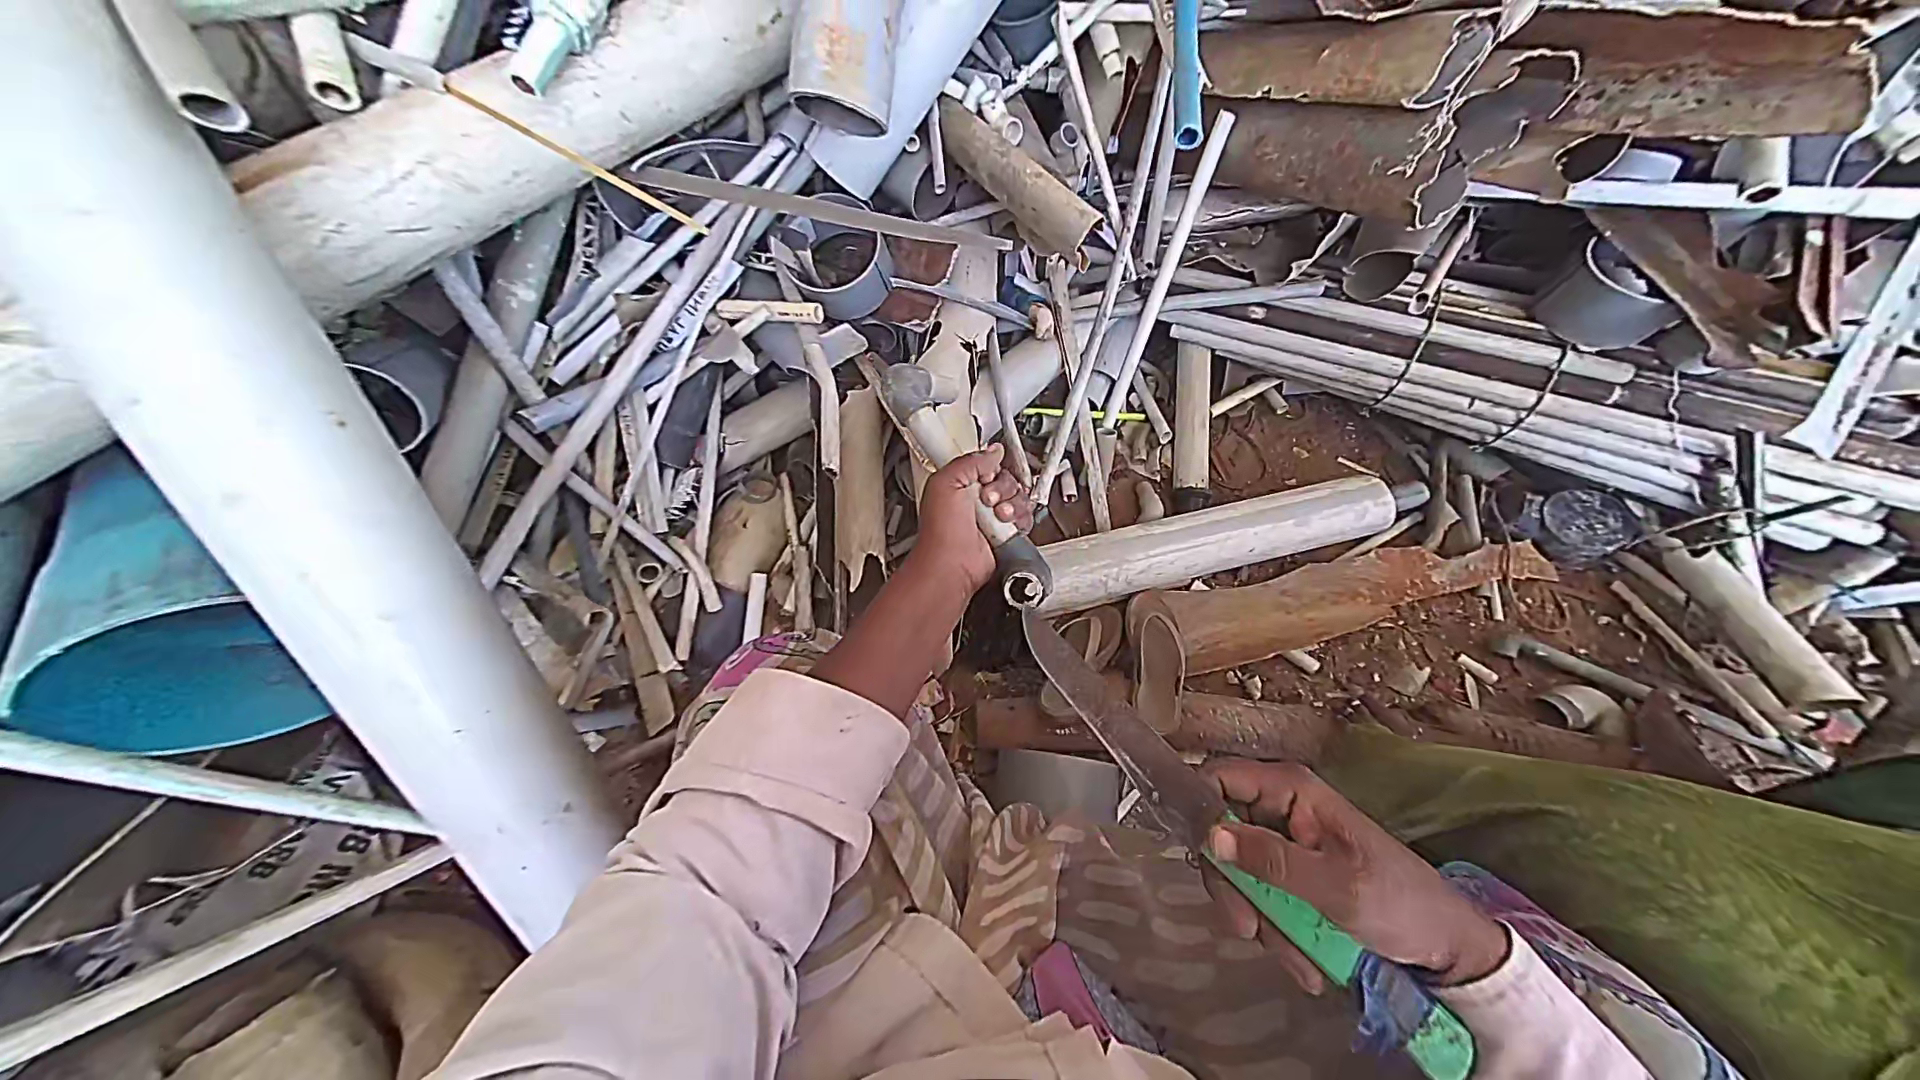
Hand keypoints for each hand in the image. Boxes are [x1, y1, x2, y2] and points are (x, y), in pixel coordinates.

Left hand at [904, 444, 1032, 595]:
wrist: (952, 563)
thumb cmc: (941, 530)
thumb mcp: (947, 481)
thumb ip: (972, 461)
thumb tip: (994, 451)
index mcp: (961, 483)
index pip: (989, 464)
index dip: (992, 468)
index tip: (986, 477)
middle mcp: (978, 499)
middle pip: (1007, 479)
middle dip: (1003, 488)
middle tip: (988, 499)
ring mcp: (993, 516)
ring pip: (1019, 497)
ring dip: (1012, 504)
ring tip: (998, 515)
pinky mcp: (1006, 533)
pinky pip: (1025, 517)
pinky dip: (1021, 519)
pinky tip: (1006, 524)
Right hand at [1200, 760, 1508, 993]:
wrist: (1449, 950)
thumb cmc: (1401, 903)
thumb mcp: (1336, 884)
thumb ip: (1271, 859)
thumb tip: (1210, 835)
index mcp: (1291, 789)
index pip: (1220, 776)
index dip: (1199, 807)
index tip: (1202, 854)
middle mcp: (1279, 807)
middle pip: (1220, 829)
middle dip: (1232, 884)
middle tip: (1246, 926)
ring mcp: (1283, 840)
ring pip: (1236, 868)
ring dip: (1256, 915)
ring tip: (1293, 954)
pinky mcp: (1288, 872)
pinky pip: (1258, 893)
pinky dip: (1273, 927)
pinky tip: (1302, 958)